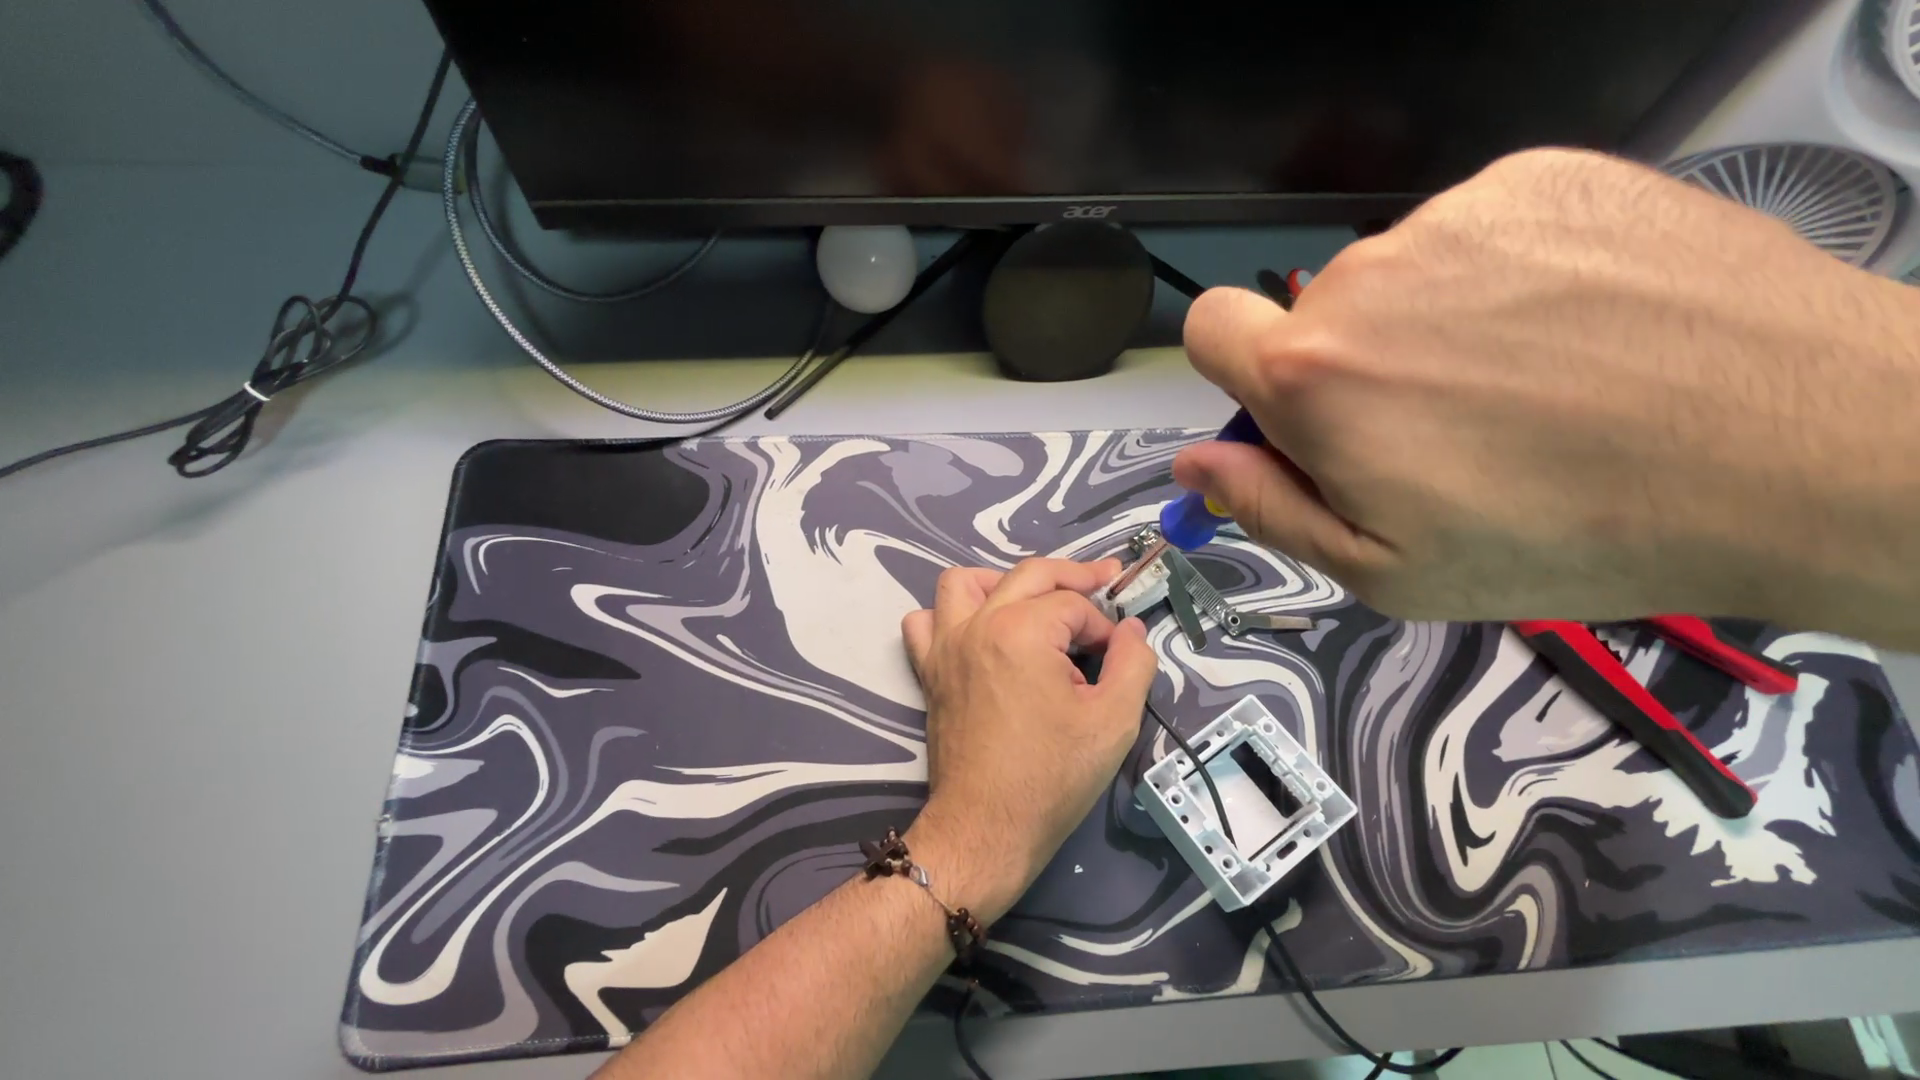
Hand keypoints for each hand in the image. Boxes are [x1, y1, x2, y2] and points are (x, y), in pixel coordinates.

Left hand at [899, 558, 1157, 922]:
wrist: (987, 827)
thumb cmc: (1052, 776)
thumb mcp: (1114, 720)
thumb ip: (1133, 662)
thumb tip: (1131, 628)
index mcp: (1020, 631)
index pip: (1073, 604)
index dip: (1104, 627)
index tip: (1118, 656)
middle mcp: (976, 625)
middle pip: (1027, 575)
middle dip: (1072, 576)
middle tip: (1104, 583)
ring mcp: (945, 646)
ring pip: (964, 583)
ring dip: (1002, 582)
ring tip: (1033, 604)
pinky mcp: (930, 671)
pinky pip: (925, 622)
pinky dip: (949, 616)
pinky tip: (978, 634)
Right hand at [1177, 148, 1919, 635]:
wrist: (1800, 447)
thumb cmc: (1570, 534)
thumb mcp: (1386, 570)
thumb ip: (1267, 510)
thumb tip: (1195, 465)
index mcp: (1311, 374)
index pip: (1207, 330)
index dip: (1236, 372)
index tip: (1293, 412)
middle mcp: (1366, 277)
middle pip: (1311, 313)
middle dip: (1346, 367)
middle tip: (1437, 428)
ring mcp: (1458, 216)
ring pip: (1396, 275)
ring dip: (1426, 323)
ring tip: (1523, 380)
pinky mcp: (1545, 177)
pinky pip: (1476, 231)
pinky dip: (1499, 275)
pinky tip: (1571, 326)